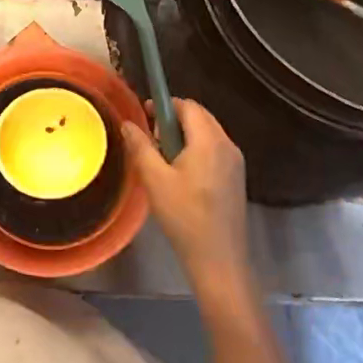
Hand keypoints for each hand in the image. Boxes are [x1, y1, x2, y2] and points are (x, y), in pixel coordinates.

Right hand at [121, 99, 249, 289]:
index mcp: (209, 141)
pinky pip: (213, 150)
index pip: (189, 106)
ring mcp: (235, 162)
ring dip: (183, 135)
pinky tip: (179, 173)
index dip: (165, 105)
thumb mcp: (154, 179)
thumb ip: (140, 146)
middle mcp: (227, 145)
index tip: (143, 114)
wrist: (218, 257)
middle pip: (200, 117)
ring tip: (160, 156)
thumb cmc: (184, 216)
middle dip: (173, 119)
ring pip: (207, 134)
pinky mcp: (235, 177)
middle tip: (149, 137)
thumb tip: (127, 123)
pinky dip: (194, 149)